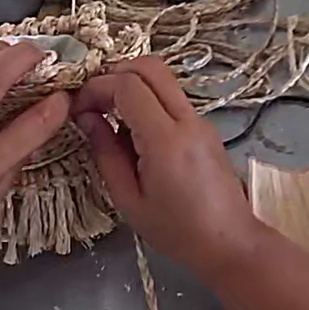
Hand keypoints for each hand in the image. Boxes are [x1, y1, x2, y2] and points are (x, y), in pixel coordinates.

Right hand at [71, 57, 270, 276]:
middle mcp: (188, 120)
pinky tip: (131, 131)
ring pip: (162, 78)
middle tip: (92, 101)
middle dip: (113, 74)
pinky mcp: (204, 126)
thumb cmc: (176, 231)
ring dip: (130, 85)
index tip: (78, 110)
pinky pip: (170, 97)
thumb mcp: (129, 200)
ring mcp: (200, 120)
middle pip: (150, 66)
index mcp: (167, 141)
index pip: (128, 86)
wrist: (230, 243)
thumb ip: (105, 154)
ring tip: (108, 116)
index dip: (96, 88)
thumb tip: (86, 118)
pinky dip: (145, 99)